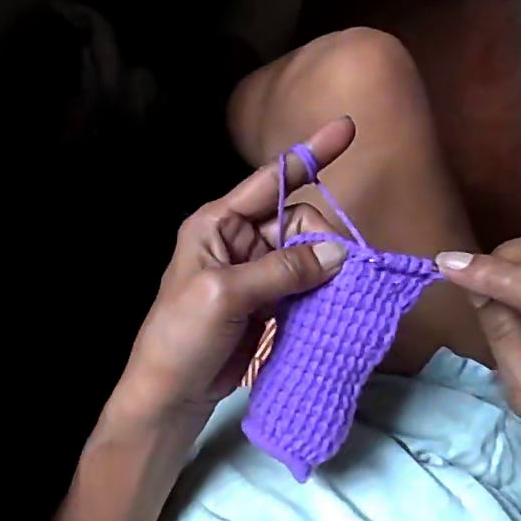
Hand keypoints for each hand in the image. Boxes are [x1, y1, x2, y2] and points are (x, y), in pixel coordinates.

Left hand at [111, 118, 356, 425]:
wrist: (172, 392)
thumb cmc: (182, 334)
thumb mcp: (226, 294)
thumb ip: (281, 270)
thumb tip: (339, 253)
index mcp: (216, 224)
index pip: (268, 181)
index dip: (309, 155)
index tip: (347, 129)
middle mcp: (237, 240)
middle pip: (296, 220)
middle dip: (323, 235)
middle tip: (345, 267)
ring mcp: (254, 272)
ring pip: (306, 253)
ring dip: (328, 265)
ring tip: (349, 285)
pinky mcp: (268, 301)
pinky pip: (305, 283)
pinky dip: (323, 288)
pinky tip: (339, 298)